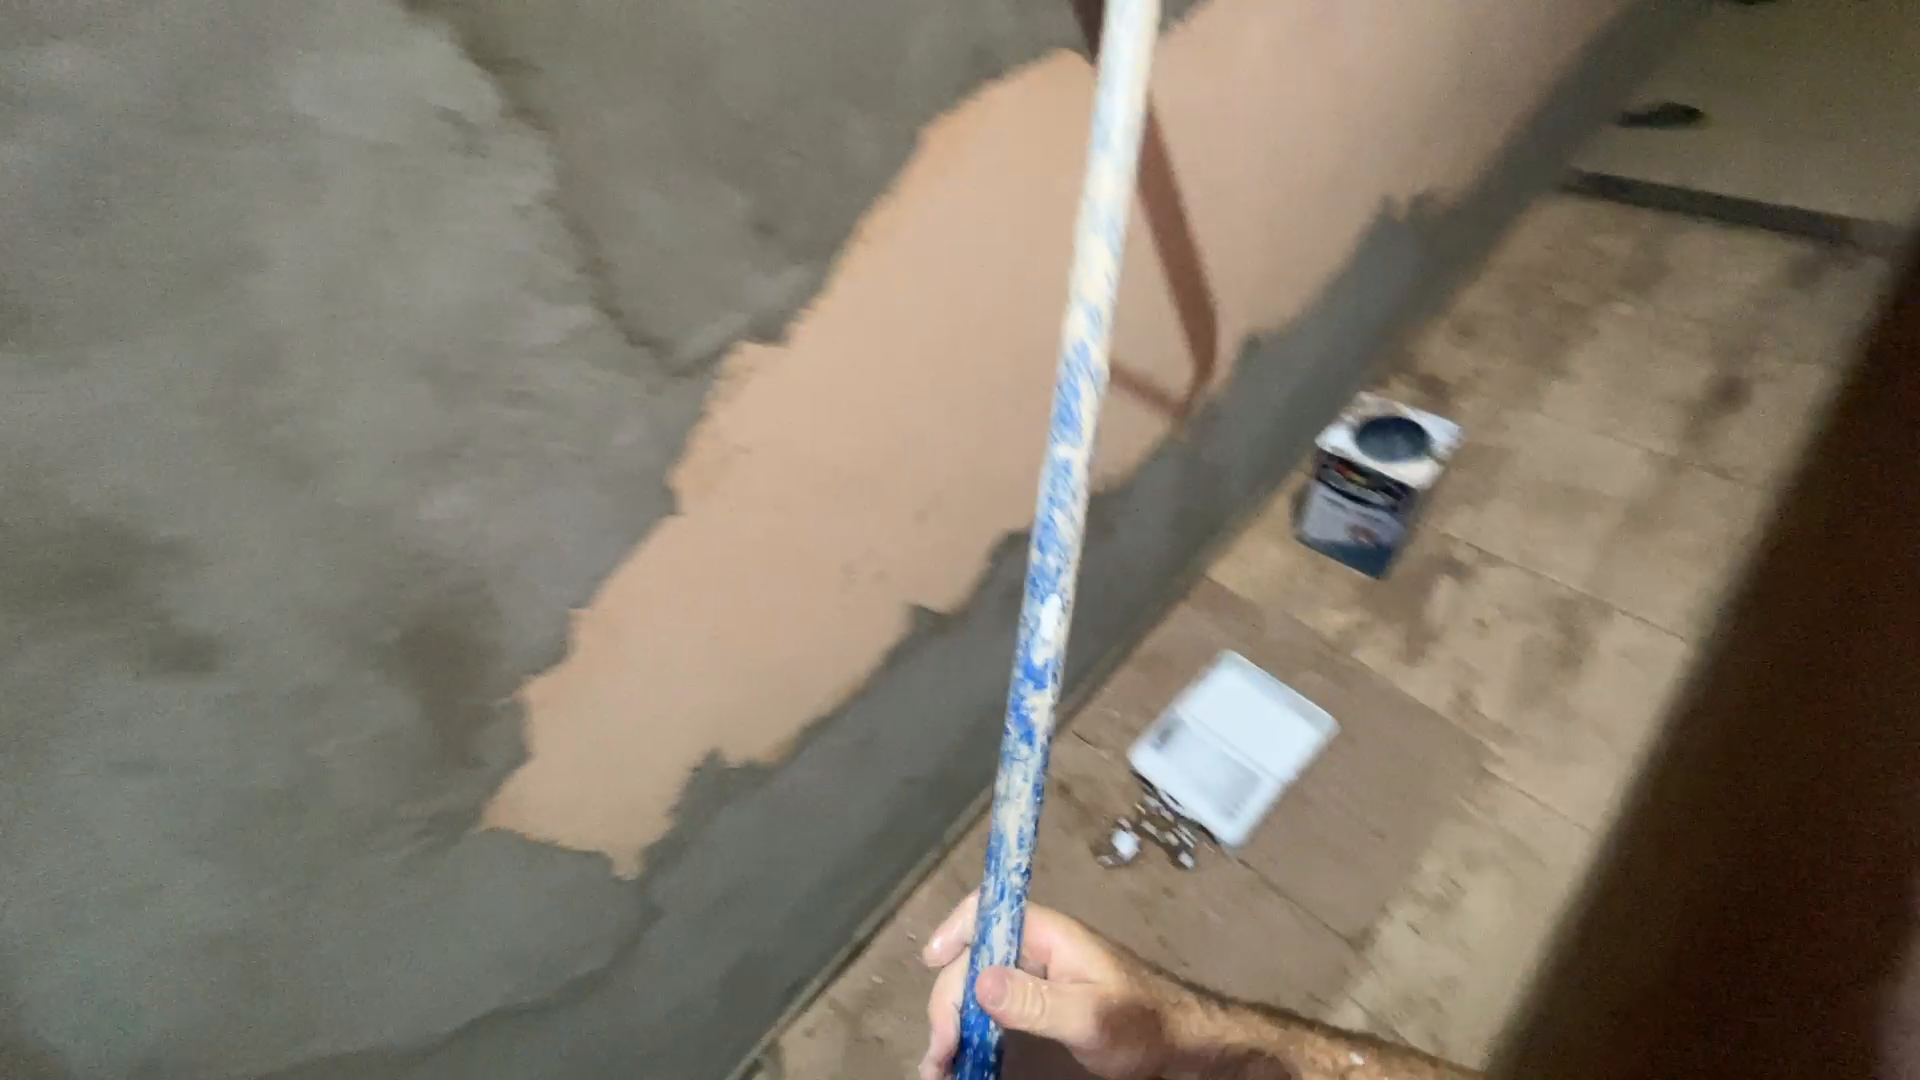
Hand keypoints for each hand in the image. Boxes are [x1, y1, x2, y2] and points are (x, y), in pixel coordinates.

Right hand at [919, 894, 1195, 1079]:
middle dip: (949, 1000)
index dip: (955, 928)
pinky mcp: (1039, 1002)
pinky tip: (961, 1059)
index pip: (989, 911)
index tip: (929, 962)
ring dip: (954, 1020)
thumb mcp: (1089, 1016)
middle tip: (939, 1053)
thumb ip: (1036, 1001)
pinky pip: (993, 1008)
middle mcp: (1035, 947)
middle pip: (976, 958)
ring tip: (938, 1065)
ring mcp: (1036, 975)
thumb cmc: (1140, 1022)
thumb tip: (979, 981)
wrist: (1180, 1042)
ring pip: (979, 985)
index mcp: (1046, 934)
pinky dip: (972, 1032)